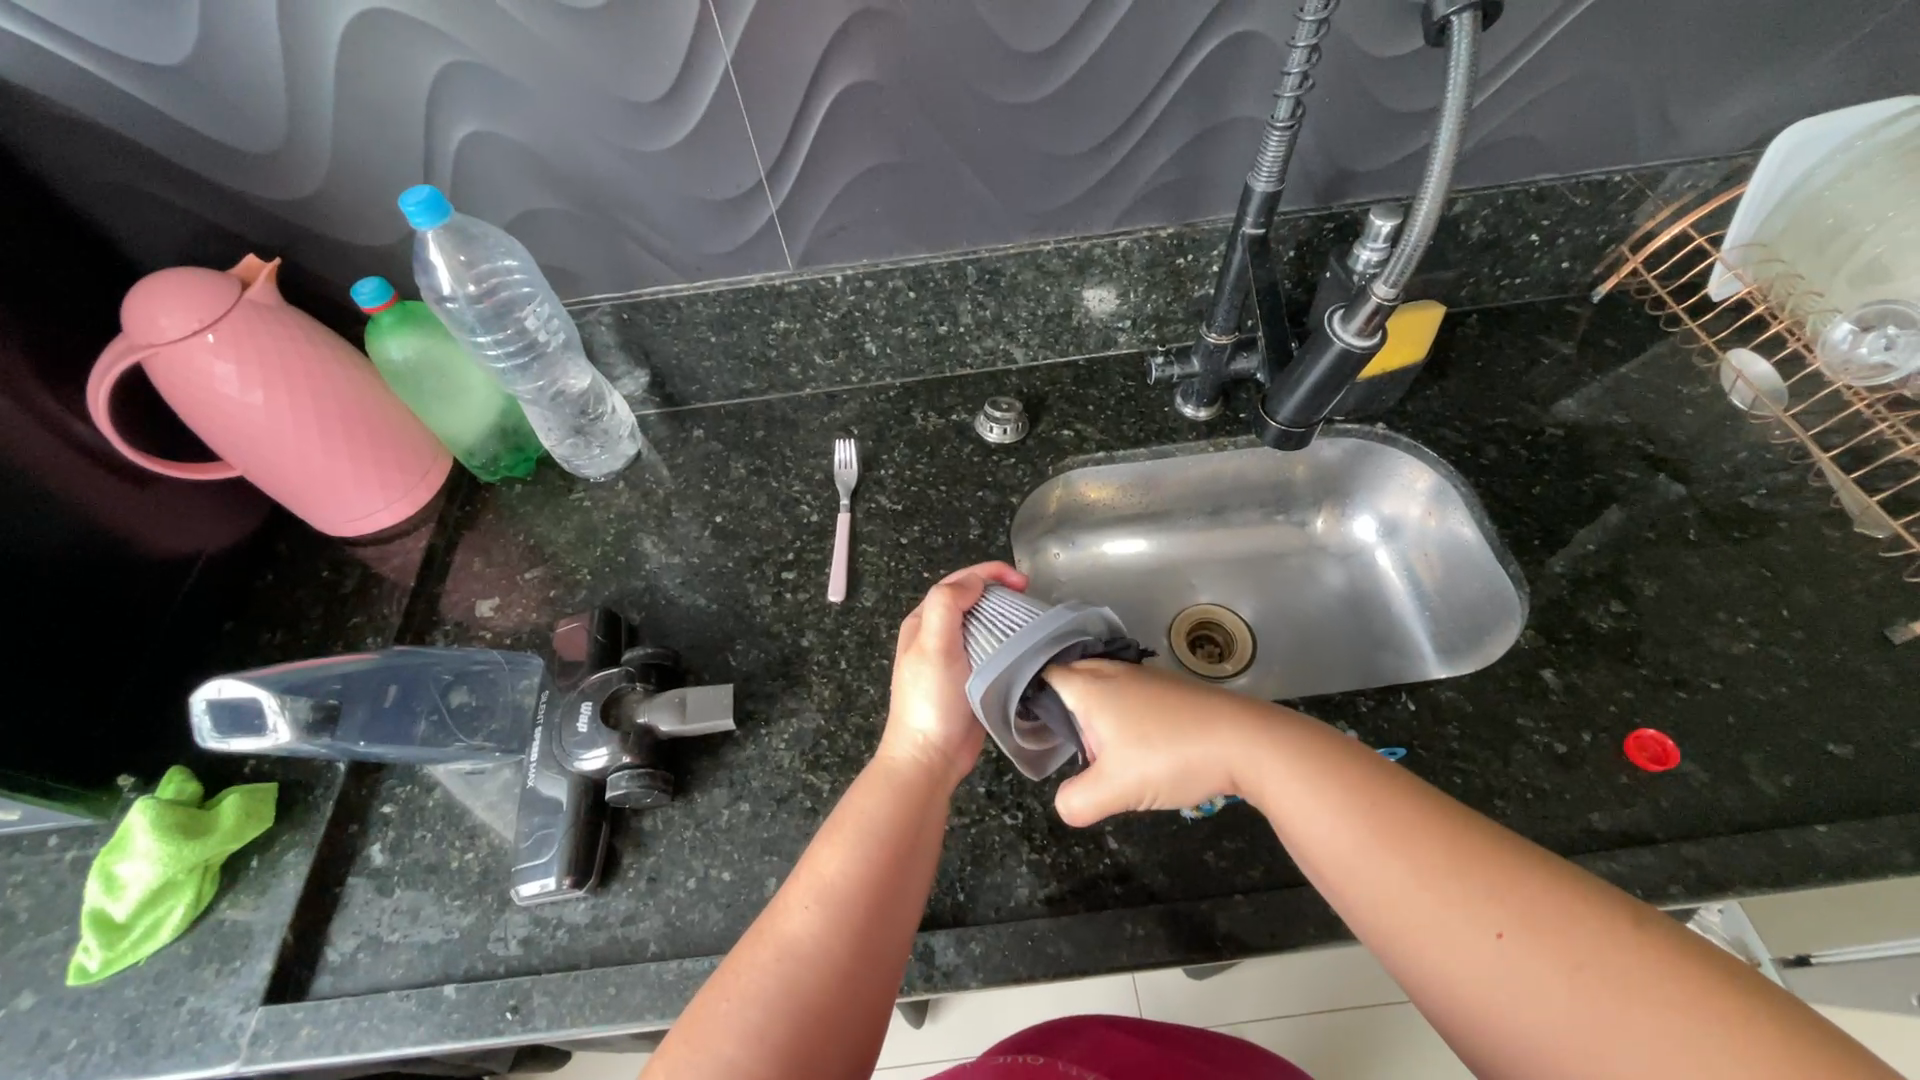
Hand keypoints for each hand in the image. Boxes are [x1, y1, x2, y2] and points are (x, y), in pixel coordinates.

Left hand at [878, 561, 1028, 789]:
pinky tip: (1026, 648)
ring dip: (1007, 616)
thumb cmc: (930, 700)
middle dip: (1001, 592)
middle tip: (1031, 597)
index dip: (990, 574)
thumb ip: (947, 605)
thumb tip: (974, 581)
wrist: (929, 758)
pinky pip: (992, 651)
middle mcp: (936, 636)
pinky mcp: (971, 680)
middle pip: (972, 600)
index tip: (1021, 580)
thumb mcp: (933, 646)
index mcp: (923, 622)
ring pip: (984, 625)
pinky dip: (1009, 643)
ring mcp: (954, 659)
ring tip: (1033, 619)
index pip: (957, 583)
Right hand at [1046, 660, 1287, 825]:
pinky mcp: (1173, 690)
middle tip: (1059, 739)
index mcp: (1091, 687)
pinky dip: (1124, 714)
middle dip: (1063, 704)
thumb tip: (1064, 807)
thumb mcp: (1115, 790)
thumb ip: (1076, 801)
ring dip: (1096, 712)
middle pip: (1074, 675)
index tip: (1026, 722)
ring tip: (1099, 750)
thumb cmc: (1171, 757)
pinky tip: (1138, 746)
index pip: (1045, 675)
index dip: (1030, 694)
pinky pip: (1132, 694)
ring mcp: (1147, 678)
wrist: (1246, 742)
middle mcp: (1114, 673)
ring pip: (1105, 685)